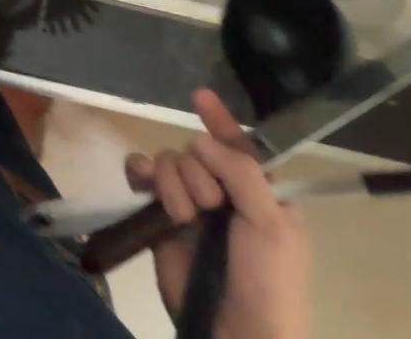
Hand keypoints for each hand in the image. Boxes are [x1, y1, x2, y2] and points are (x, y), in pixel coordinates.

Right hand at [124, 89, 312, 338]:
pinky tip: (142, 186)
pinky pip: (141, 177)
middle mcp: (223, 193)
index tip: (200, 95)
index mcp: (261, 194)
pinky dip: (140, 175)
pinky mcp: (157, 217)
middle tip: (210, 205)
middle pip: (196, 151)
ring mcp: (189, 205)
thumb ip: (242, 174)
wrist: (234, 331)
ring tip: (182, 215)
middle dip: (197, 172)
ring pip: (168, 161)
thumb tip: (202, 141)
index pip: (240, 146)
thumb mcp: (271, 225)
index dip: (221, 121)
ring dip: (172, 182)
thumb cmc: (267, 279)